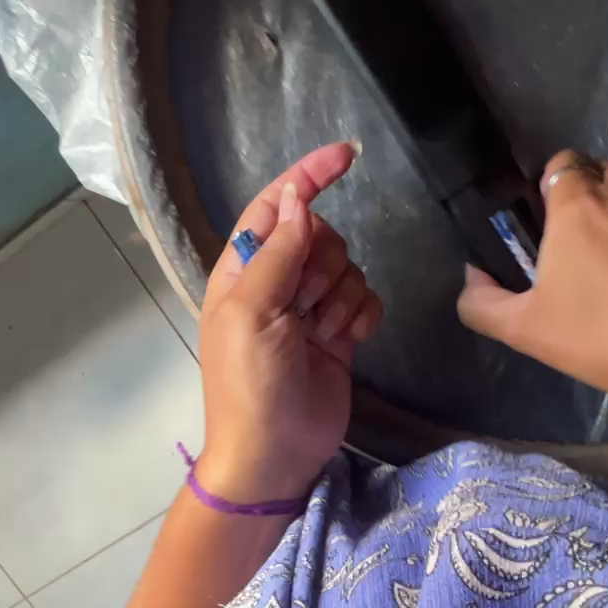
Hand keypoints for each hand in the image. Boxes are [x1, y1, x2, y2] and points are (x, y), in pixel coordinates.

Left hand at [195, 142, 384, 502]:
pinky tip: (348, 340)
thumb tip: (295, 197)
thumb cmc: (250, 383)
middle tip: (304, 307)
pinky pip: (364, 298)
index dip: (306, 177)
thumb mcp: (253, 312)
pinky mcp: (338, 334)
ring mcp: (308, 309)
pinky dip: (361, 315)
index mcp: (243, 270)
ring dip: (340, 298)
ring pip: (346, 267)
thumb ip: (278, 252)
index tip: (346, 155)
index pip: (274, 206)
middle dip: (322, 264)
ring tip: (320, 335)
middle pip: (318, 235)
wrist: (275, 453)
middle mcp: (275, 283)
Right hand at [456, 150, 607, 427]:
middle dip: (595, 204)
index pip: (562, 165)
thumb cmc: (600, 339)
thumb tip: (472, 278)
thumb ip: (480, 302)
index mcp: (578, 206)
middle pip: (607, 177)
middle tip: (589, 255)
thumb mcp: (522, 331)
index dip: (555, 189)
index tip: (554, 225)